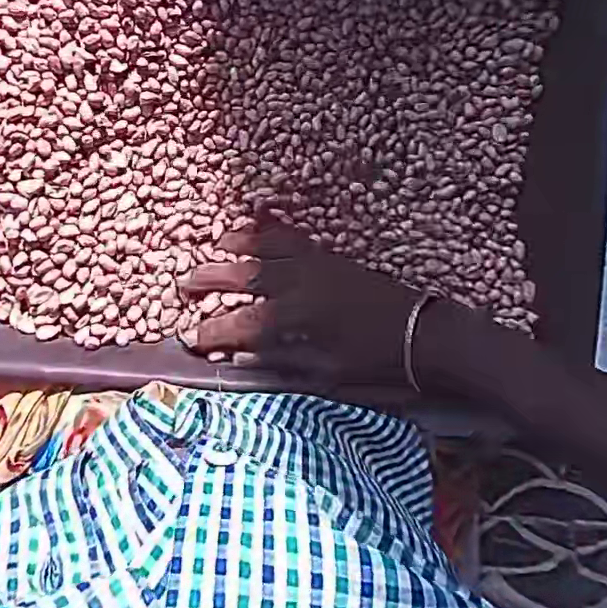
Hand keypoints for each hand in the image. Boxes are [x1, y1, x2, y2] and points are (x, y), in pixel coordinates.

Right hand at [176, 227, 423, 384]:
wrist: (421, 333)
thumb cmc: (373, 363)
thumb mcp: (325, 374)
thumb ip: (280, 362)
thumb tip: (241, 358)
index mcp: (295, 318)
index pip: (241, 325)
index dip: (212, 332)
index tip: (190, 337)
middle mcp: (298, 284)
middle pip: (244, 276)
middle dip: (211, 278)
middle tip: (186, 282)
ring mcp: (314, 265)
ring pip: (267, 247)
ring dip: (239, 244)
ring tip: (218, 242)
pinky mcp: (330, 257)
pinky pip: (293, 239)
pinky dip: (272, 234)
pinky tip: (263, 233)